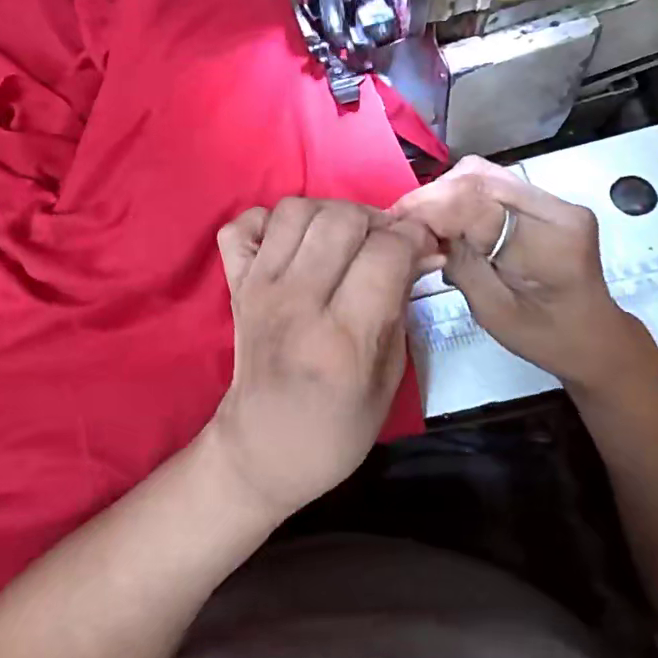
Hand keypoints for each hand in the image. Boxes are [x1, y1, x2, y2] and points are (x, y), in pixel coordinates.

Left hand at [206, 198, 434, 515]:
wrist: (262, 448)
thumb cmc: (337, 428)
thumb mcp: (389, 378)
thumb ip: (400, 306)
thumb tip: (420, 250)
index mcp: (342, 337)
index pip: (384, 252)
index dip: (413, 237)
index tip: (423, 245)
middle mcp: (296, 302)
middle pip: (339, 219)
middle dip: (375, 222)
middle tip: (385, 244)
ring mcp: (258, 288)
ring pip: (294, 210)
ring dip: (328, 214)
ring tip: (344, 240)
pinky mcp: (235, 285)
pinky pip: (242, 225)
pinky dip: (268, 223)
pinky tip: (292, 244)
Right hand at [390, 157, 657, 398]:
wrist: (595, 341)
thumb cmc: (546, 338)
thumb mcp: (494, 311)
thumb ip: (460, 263)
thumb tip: (421, 229)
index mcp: (551, 239)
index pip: (479, 202)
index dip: (431, 205)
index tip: (396, 220)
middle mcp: (558, 209)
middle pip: (481, 177)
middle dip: (435, 195)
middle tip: (404, 221)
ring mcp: (555, 202)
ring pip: (485, 176)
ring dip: (446, 194)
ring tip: (423, 222)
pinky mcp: (546, 205)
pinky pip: (494, 187)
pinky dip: (463, 199)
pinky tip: (448, 221)